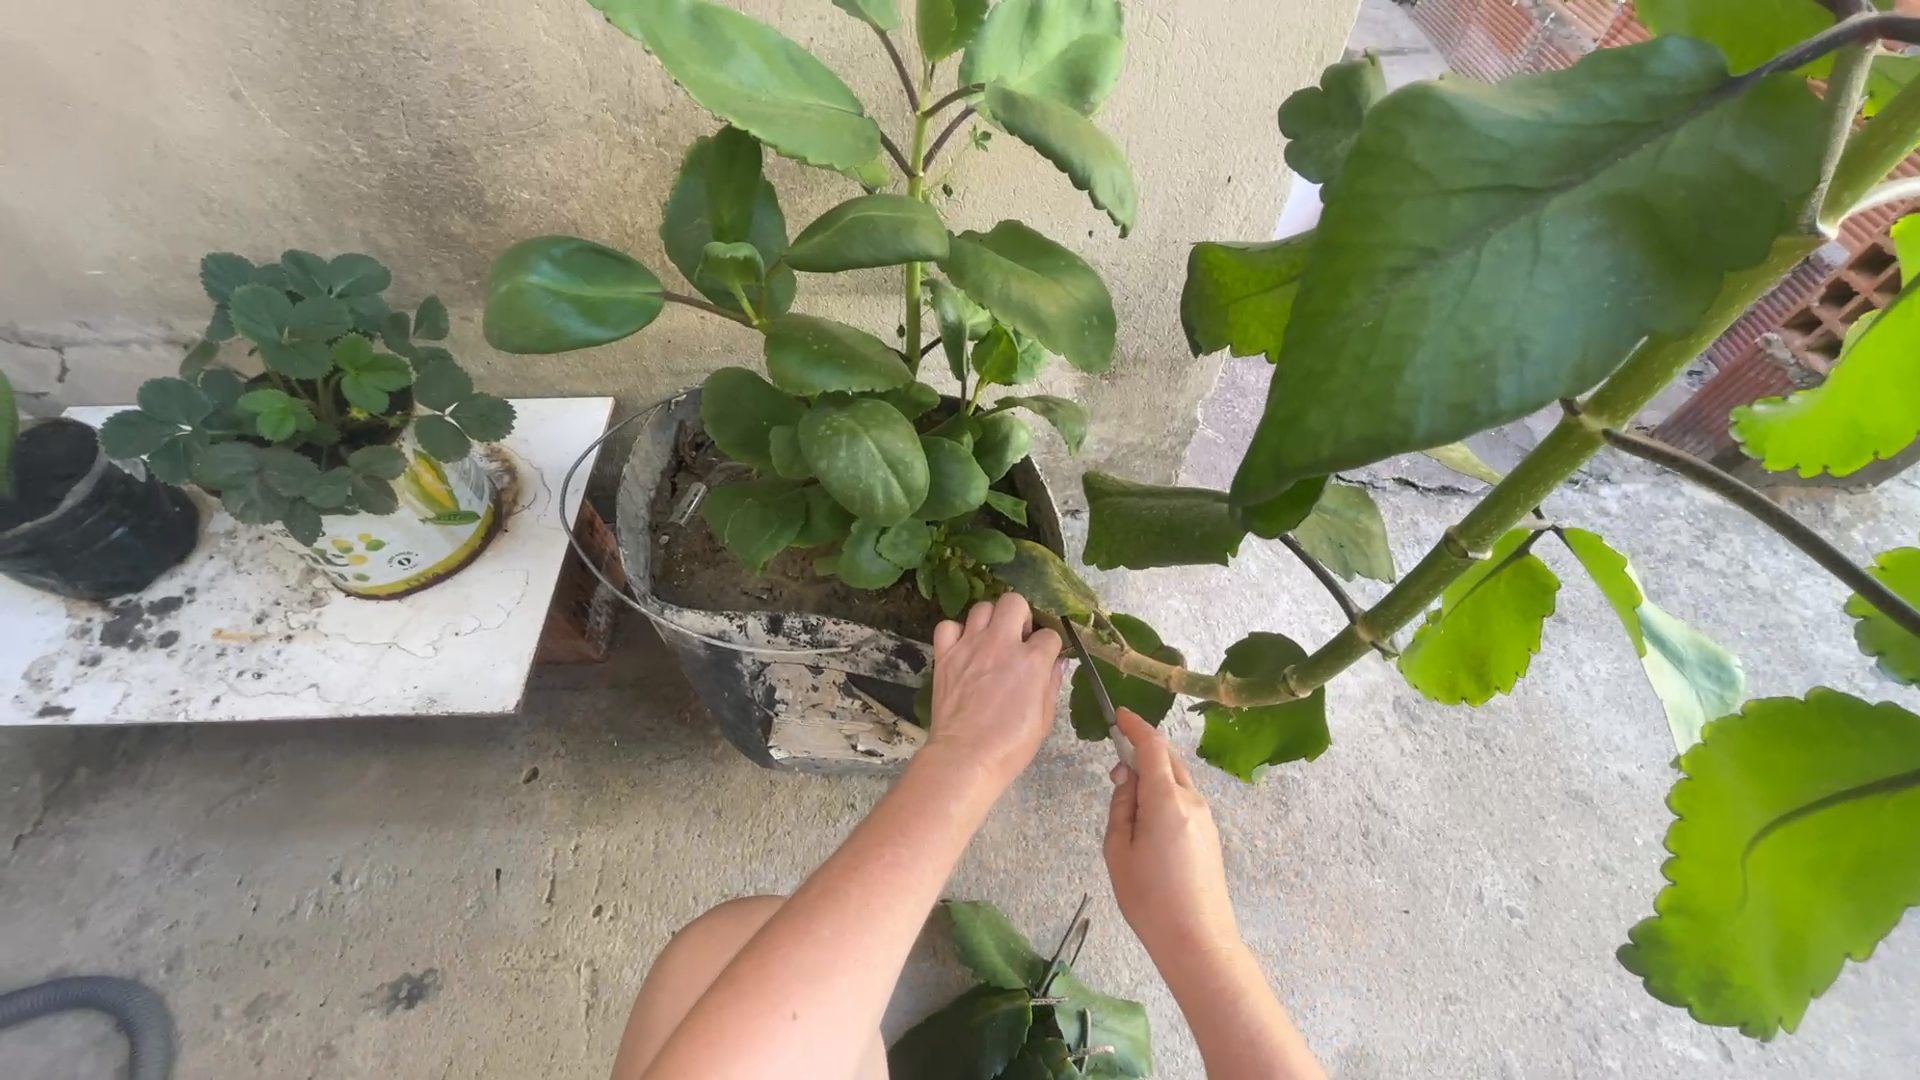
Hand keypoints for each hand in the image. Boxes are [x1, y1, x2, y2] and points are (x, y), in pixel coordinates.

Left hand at [925, 593, 1064, 787]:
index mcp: (1032, 660)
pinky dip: (956, 633)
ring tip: (990, 641)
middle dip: (1021, 616)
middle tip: (1018, 638)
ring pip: (981, 608)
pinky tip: (963, 648)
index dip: (1049, 646)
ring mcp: (970, 646)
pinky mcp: (945, 655)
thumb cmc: (1010, 745)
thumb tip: (1056, 662)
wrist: (965, 757)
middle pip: (1014, 602)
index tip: (1044, 659)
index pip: (1050, 634)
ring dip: (990, 620)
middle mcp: (1001, 644)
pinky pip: (948, 626)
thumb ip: (1051, 684)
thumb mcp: (1044, 719)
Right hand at [1105, 708, 1240, 963]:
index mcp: (1166, 799)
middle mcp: (1192, 800)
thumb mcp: (1118, 849)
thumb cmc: (1149, 898)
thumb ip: (1121, 806)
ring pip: (1177, 778)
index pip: (1152, 745)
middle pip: (1168, 758)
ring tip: (1128, 801)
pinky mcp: (1210, 834)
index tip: (1119, 714)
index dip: (1135, 725)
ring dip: (1153, 774)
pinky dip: (1165, 792)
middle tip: (1115, 767)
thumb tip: (1127, 778)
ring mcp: (1206, 818)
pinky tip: (1148, 819)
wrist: (1199, 942)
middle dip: (1142, 749)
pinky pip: (1185, 798)